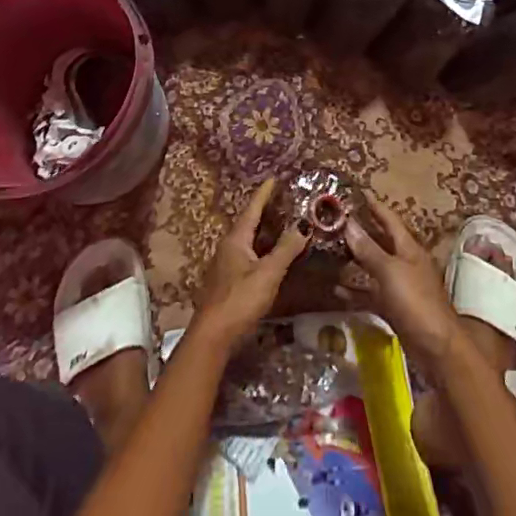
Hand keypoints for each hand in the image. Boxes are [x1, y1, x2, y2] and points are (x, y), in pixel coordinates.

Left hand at [191, 179, 309, 348]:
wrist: (212, 337)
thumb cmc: (240, 299)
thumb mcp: (268, 273)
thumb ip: (286, 249)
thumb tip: (303, 224)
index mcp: (236, 240)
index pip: (252, 210)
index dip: (264, 194)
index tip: (274, 179)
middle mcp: (228, 248)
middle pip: (248, 224)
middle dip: (264, 212)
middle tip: (281, 200)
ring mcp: (225, 267)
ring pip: (247, 242)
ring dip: (263, 232)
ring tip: (280, 225)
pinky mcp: (227, 283)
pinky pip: (247, 257)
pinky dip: (261, 250)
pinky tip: (270, 257)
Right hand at [341, 193, 463, 365]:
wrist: (436, 347)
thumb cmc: (415, 301)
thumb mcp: (390, 271)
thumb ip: (369, 249)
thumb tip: (348, 224)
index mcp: (409, 248)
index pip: (390, 220)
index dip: (374, 206)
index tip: (356, 193)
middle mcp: (405, 262)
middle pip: (381, 241)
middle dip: (361, 230)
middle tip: (335, 221)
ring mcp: (400, 286)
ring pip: (375, 266)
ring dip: (356, 259)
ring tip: (331, 250)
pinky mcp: (394, 308)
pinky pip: (371, 293)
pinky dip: (356, 290)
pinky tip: (336, 289)